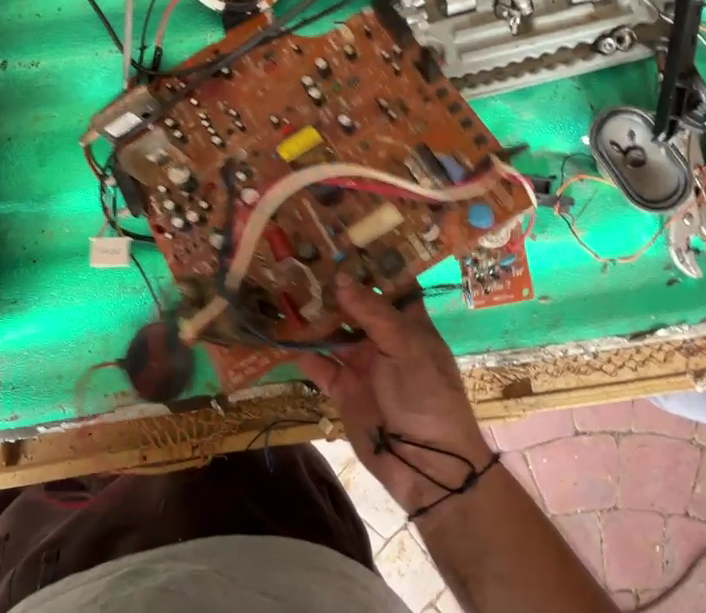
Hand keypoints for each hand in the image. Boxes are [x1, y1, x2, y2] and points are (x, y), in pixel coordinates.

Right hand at [297, 274, 493, 513]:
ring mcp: (362, 364)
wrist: (426, 466)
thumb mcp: (405, 346)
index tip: (341, 239)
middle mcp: (384, 338)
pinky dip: (299, 351)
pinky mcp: (342, 389)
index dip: (369, 264)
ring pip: (332, 332)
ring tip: (282, 288)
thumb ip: (371, 312)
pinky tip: (278, 332)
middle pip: (354, 306)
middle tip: (299, 258)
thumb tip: (339, 278)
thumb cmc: (427, 396)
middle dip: (330, 287)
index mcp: (409, 323)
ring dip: (311, 316)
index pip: (390, 285)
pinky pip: (318, 365)